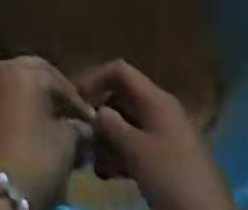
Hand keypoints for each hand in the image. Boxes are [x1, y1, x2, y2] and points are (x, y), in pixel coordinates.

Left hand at [0, 57, 96, 209]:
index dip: (77, 102)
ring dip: (36, 95)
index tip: (92, 121)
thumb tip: (85, 127)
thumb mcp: (67, 141)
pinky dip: (20, 100)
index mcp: (26, 70)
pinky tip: (34, 121)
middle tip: (73, 115)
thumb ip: (78, 127)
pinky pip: (5, 90)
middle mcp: (3, 66)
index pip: (59, 81)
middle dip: (56, 91)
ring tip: (55, 119)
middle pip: (36, 72)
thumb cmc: (37, 155)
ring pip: (18, 80)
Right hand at [75, 61, 232, 209]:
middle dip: (99, 115)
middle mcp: (162, 111)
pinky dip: (121, 155)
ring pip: (128, 126)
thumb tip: (96, 111)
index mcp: (157, 100)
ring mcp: (169, 137)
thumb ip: (110, 123)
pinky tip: (110, 174)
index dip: (94, 78)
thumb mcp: (134, 148)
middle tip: (83, 135)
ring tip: (96, 163)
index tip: (76, 100)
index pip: (119, 71)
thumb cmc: (170, 176)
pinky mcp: (171, 161)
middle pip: (121, 99)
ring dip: (108, 140)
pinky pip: (138, 146)